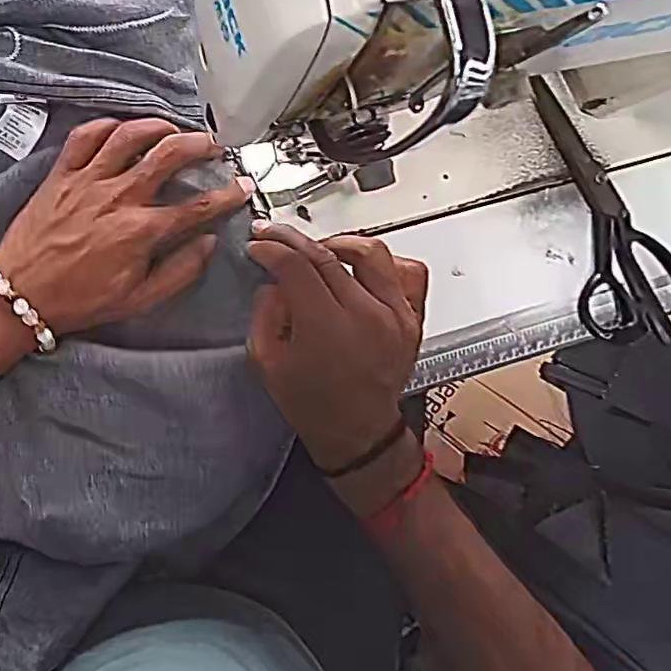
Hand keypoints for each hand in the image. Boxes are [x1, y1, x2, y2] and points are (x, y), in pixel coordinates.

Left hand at [0, 117, 253, 339]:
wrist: (21, 295)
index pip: (197, 206)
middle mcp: (117, 198)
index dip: (227, 195)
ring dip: (157, 126)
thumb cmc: (77, 300)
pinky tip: (120, 129)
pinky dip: (106, 126)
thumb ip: (179, 272)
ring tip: (173, 129)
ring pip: (129, 136)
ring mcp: (87, 182)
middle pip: (169, 155)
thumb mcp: (138, 300)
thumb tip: (207, 245)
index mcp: (140, 231)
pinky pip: (84, 136)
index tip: (240, 187)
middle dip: (199, 145)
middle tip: (212, 147)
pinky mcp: (61, 175)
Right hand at [246, 223, 428, 512]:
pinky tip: (361, 266)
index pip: (296, 265)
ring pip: (368, 251)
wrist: (358, 432)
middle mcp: (366, 316)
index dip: (270, 249)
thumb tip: (273, 281)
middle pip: (326, 254)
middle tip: (275, 238)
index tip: (258, 246)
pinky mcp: (411, 318)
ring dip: (336, 243)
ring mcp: (394, 315)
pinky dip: (384, 261)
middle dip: (292, 240)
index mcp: (326, 328)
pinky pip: (407, 271)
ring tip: (318, 249)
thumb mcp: (266, 362)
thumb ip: (264, 313)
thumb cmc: (314, 404)